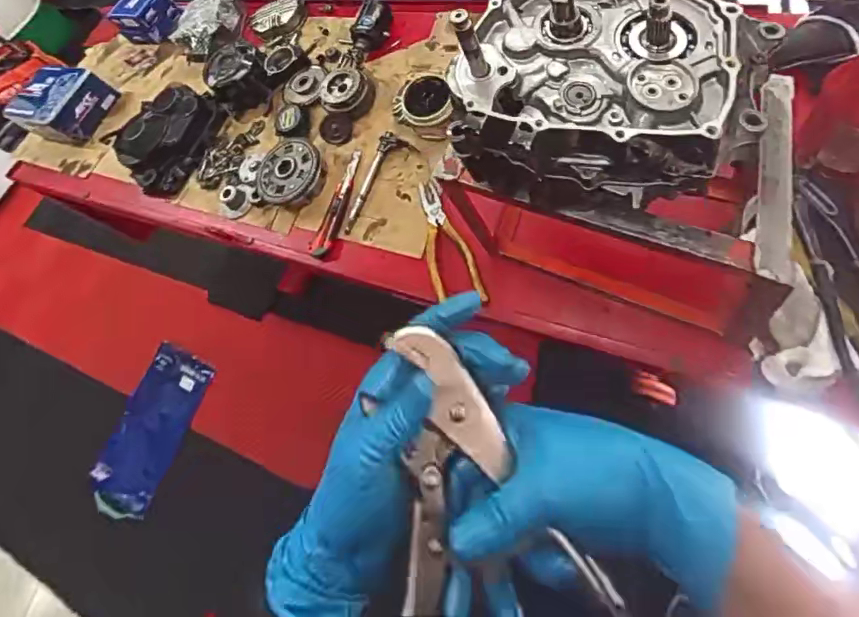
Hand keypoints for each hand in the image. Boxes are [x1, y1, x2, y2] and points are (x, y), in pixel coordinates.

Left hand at [266, 293, 529, 616]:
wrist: (349, 555)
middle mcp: (408, 401)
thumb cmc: (344, 500)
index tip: (473, 304)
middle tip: (508, 361)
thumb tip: (424, 378)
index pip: (415, 342)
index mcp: (384, 390)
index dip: (444, 319)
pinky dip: (491, 413)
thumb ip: (393, 419)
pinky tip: (508, 411)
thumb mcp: (364, 456)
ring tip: (514, 377)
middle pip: (447, 360)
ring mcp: (427, 427)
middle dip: (478, 350)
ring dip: (490, 377)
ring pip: (463, 388)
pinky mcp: (444, 454)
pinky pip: (471, 426)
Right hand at [447, 403, 740, 614]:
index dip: (449, 496)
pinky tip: (558, 565)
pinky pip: (522, 542)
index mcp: (504, 426)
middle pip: (475, 499)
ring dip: (509, 560)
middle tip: (475, 576)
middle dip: (479, 541)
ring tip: (529, 578)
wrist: (662, 502)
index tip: (444, 529)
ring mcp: (530, 485)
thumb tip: (457, 539)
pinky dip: (535, 561)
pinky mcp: (548, 513)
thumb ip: (496, 517)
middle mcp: (511, 453)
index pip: (457, 458)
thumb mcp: (542, 490)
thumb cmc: (604, 467)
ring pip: (497, 527)